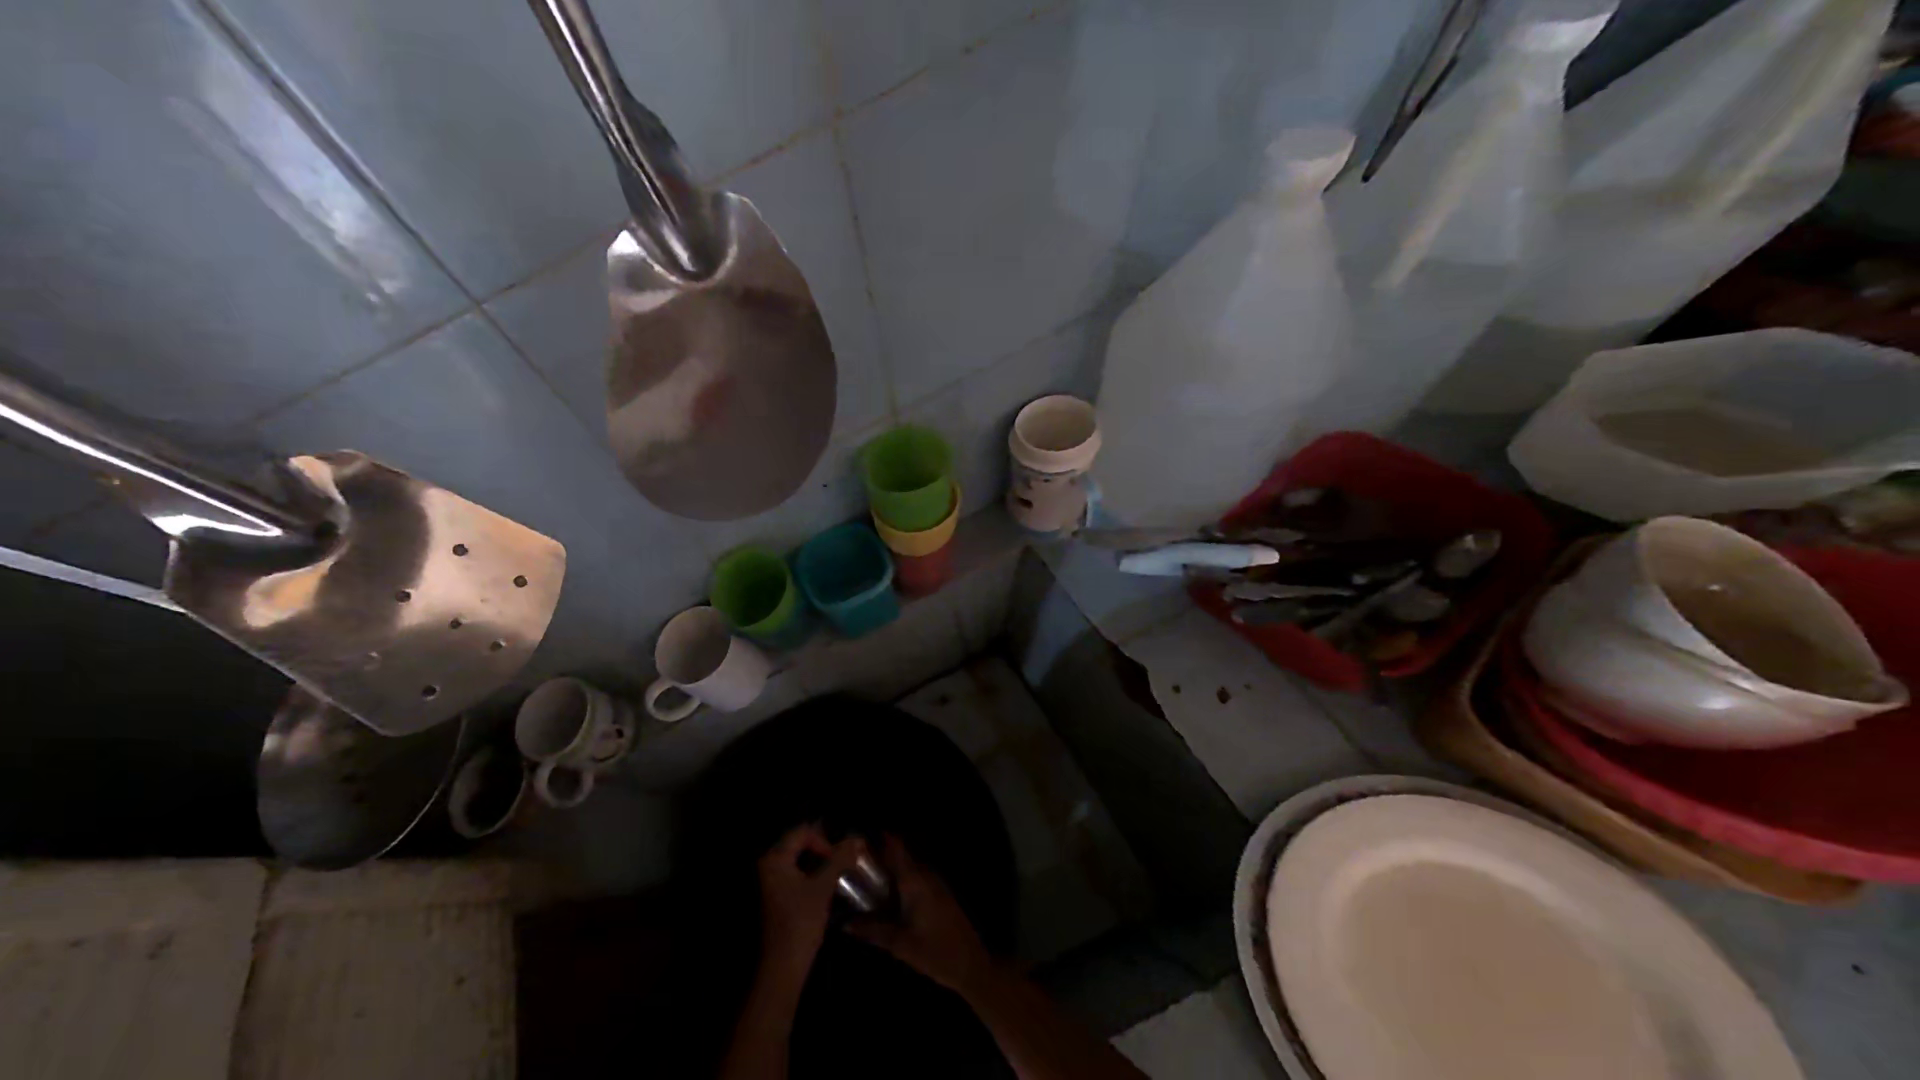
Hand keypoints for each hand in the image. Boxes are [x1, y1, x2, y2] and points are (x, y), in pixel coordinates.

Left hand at [756, 824, 864, 974]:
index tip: (840, 859)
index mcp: (774, 858)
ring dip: (818, 863)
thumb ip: (839, 859)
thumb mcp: (823, 887)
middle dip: (822, 850)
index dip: (824, 841)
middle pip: (798, 843)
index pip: (802, 832)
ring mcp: (768, 881)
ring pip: (797, 859)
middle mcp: (766, 864)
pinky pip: (793, 873)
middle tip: (842, 863)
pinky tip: (824, 886)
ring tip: (837, 874)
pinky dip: (809, 874)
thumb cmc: (801, 922)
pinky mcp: (773, 895)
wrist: (782, 966)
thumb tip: (856, 838)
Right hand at [846, 835, 993, 995]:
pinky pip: (914, 877)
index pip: (895, 846)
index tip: (854, 840)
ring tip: (862, 879)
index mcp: (915, 880)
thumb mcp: (900, 945)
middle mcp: (925, 874)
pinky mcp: (938, 893)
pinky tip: (884, 896)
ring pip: (906, 866)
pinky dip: (898, 880)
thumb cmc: (936, 953)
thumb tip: (844, 924)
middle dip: (877, 856)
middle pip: (899, 854)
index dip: (876, 838)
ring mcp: (934, 882)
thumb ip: (872, 931)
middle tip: (850, 864)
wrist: (972, 965)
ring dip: (887, 869)